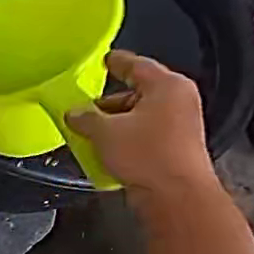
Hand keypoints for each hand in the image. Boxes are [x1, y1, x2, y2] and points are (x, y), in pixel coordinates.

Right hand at [63, 50, 216, 198]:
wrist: (174, 194)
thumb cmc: (147, 156)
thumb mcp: (105, 132)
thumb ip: (85, 118)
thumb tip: (74, 113)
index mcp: (167, 86)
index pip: (137, 65)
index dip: (116, 62)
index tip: (105, 60)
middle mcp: (178, 100)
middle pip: (137, 93)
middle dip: (108, 104)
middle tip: (84, 111)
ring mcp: (179, 125)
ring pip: (139, 116)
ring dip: (114, 125)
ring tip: (90, 136)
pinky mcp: (175, 147)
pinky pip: (144, 135)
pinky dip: (125, 140)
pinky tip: (107, 152)